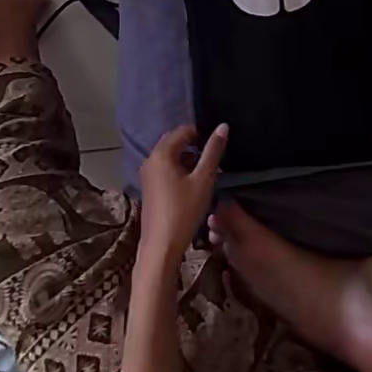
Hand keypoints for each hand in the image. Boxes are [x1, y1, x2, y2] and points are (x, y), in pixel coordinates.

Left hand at [139, 124, 228, 268]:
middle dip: (194, 144)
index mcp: (161, 154)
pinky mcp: (150, 187)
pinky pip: (166, 168)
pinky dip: (180, 168)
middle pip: (174, 142)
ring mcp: (148, 175)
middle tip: (215, 155)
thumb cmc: (184, 210)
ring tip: (208, 169)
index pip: (183, 131)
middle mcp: (150, 160)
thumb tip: (223, 126)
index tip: (218, 144)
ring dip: (188, 158)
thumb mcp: (204, 179)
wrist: (162, 245)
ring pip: (171, 156)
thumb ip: (213, 152)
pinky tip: (194, 182)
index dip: (202, 133)